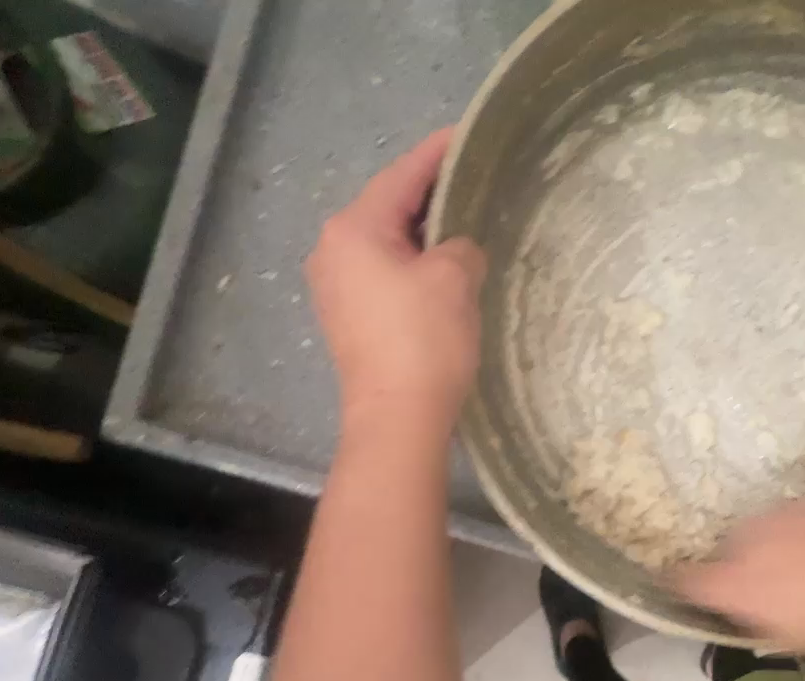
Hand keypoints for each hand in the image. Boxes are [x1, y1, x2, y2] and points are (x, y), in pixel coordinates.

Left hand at [307, 127, 487, 444]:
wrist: (397, 418)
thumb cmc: (424, 341)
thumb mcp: (454, 279)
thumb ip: (460, 247)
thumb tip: (456, 252)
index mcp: (354, 229)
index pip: (401, 177)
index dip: (437, 155)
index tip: (465, 137)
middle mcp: (333, 250)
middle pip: (388, 210)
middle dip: (429, 199)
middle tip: (471, 186)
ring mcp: (335, 288)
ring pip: (386, 246)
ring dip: (421, 238)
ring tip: (461, 231)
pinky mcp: (348, 320)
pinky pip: (383, 277)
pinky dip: (412, 269)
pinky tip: (440, 276)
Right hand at [674, 500, 804, 650]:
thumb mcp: (794, 638)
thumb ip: (755, 624)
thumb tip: (742, 615)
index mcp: (732, 584)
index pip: (683, 581)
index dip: (682, 589)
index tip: (693, 597)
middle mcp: (741, 543)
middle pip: (721, 557)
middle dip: (734, 572)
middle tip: (766, 595)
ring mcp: (770, 517)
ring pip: (752, 538)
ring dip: (763, 552)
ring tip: (802, 574)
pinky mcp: (798, 502)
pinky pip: (780, 525)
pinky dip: (789, 537)